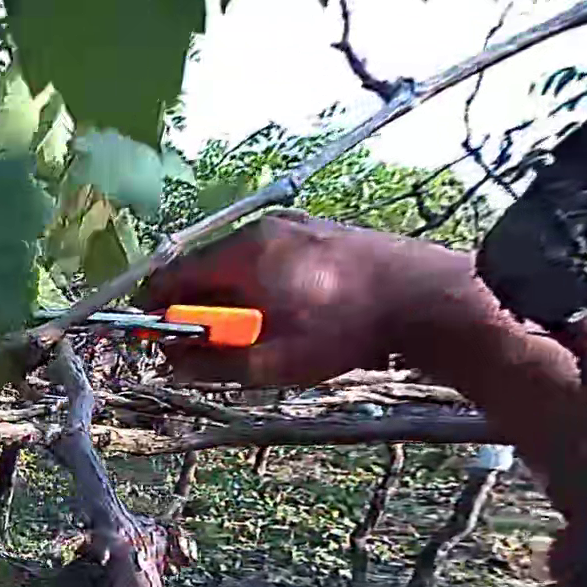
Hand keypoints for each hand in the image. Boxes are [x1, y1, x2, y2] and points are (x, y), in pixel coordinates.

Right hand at [140, 211, 503, 386]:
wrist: (434, 299)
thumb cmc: (344, 332)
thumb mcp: (266, 363)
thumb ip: (206, 362)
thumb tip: (169, 357)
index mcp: (241, 255)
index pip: (169, 277)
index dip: (153, 310)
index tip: (153, 336)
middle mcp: (261, 229)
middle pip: (198, 269)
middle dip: (191, 307)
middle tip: (203, 342)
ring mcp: (292, 224)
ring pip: (230, 264)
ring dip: (223, 298)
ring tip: (245, 330)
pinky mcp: (316, 229)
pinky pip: (261, 257)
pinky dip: (251, 284)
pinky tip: (274, 309)